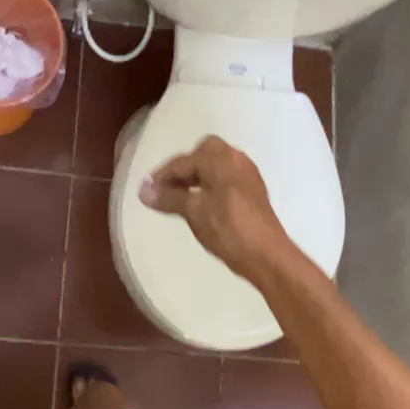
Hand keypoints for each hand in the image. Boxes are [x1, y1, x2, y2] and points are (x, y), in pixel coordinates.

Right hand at [139, 136, 297, 281]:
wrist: (266, 254)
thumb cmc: (227, 230)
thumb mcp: (193, 212)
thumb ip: (168, 198)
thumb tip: (143, 190)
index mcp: (220, 159)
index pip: (183, 161)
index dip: (162, 176)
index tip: (146, 190)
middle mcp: (236, 159)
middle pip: (204, 153)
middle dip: (184, 168)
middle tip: (168, 187)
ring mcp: (247, 174)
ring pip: (217, 165)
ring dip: (198, 175)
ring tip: (181, 197)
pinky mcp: (253, 189)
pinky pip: (227, 177)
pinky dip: (211, 183)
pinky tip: (202, 203)